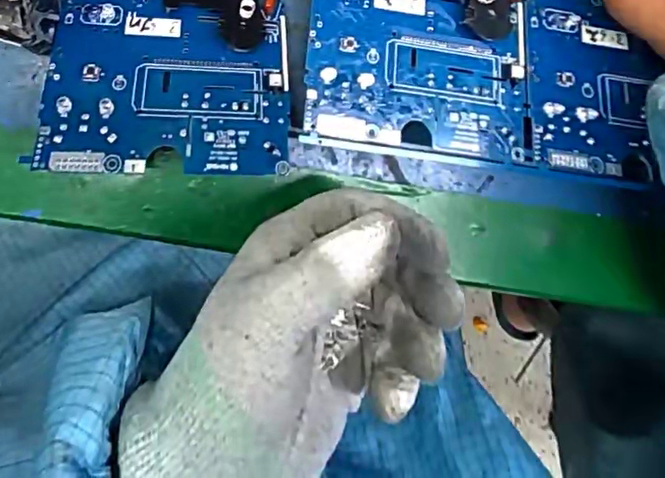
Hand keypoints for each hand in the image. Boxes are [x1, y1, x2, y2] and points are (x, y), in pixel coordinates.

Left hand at [118, 190, 465, 477]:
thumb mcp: (275, 313)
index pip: (353, 212)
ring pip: (395, 306)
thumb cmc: (239, 375)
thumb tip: (387, 226)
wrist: (218, 466)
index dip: (396, 223)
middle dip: (418, 282)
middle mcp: (314, 274)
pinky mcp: (345, 366)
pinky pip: (390, 354)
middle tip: (446, 314)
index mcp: (291, 244)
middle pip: (383, 257)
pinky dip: (400, 376)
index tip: (437, 254)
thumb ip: (327, 268)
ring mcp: (332, 321)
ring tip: (422, 370)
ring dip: (417, 334)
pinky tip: (389, 406)